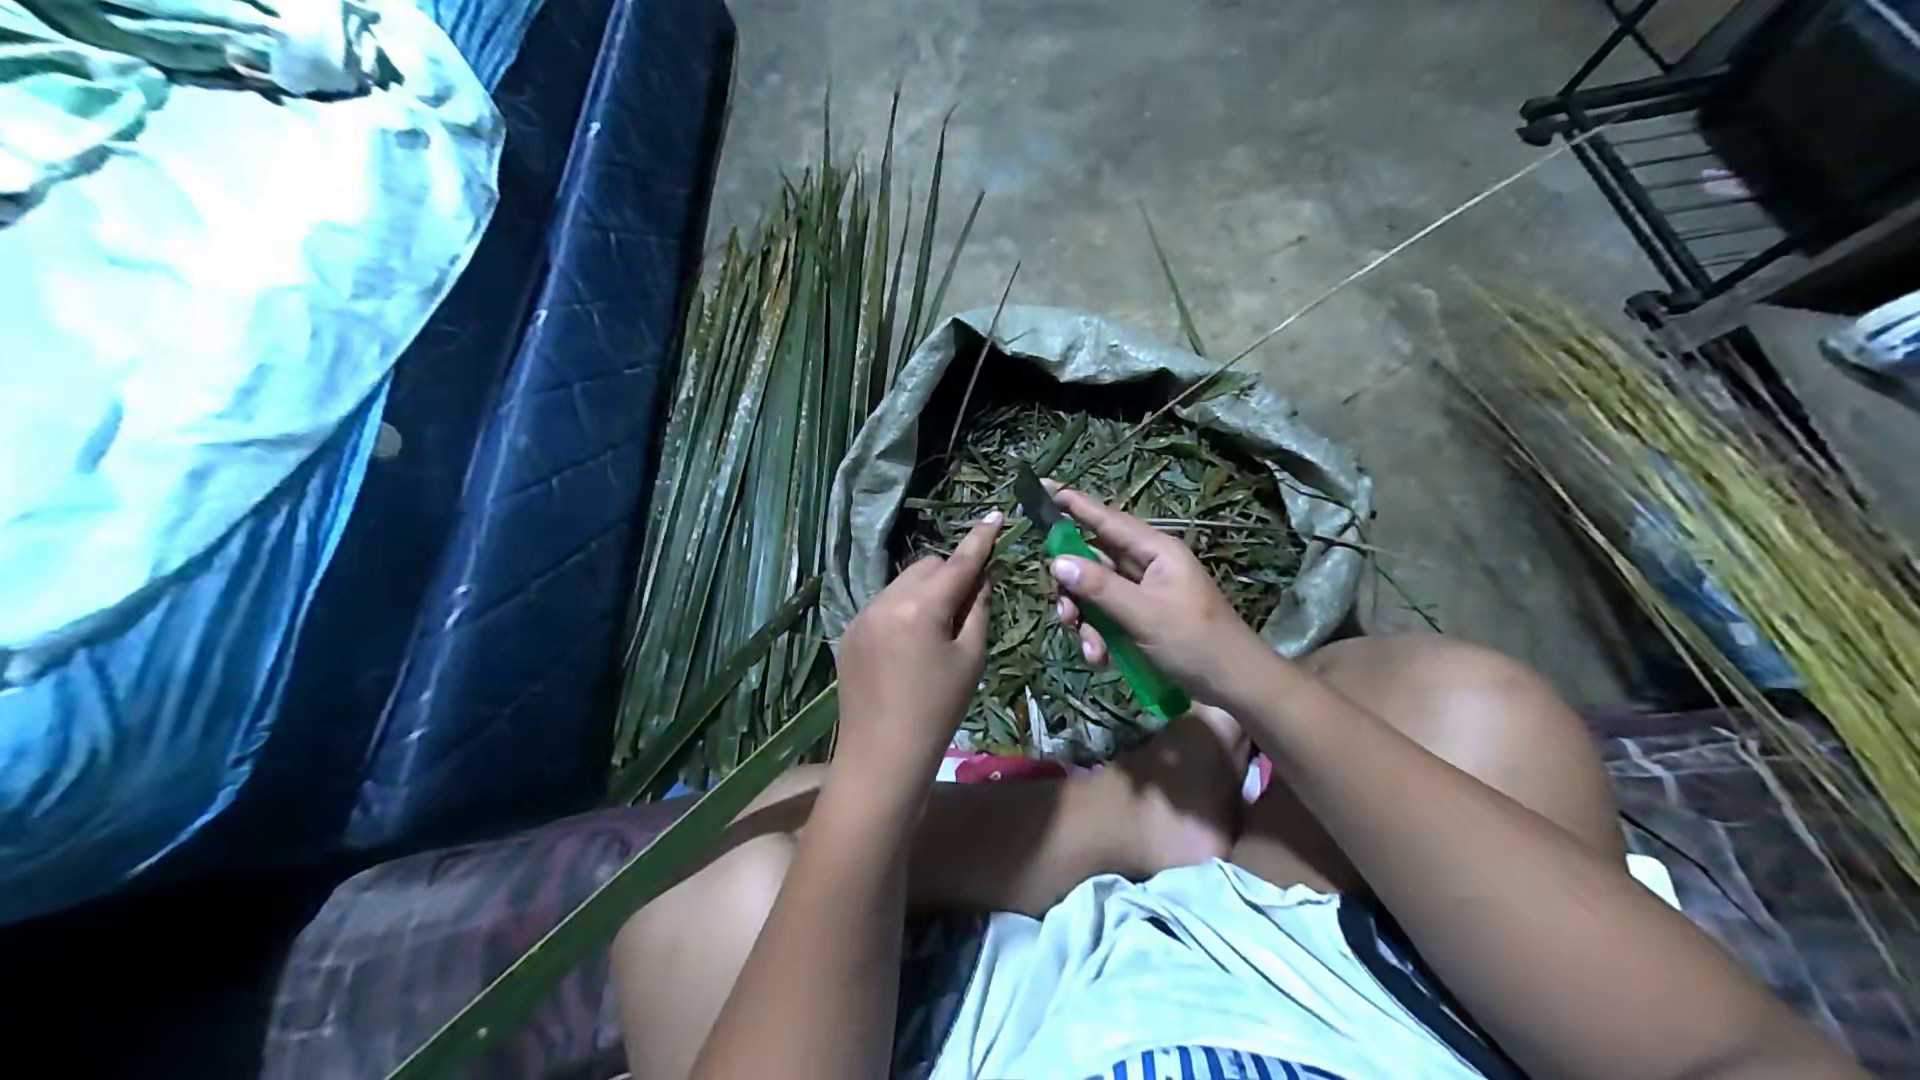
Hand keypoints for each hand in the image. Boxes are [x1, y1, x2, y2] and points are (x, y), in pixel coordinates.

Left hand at [834, 511, 1001, 785]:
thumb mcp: (970, 658)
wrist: (882, 755)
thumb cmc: (938, 709)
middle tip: (969, 602)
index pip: (959, 562)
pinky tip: (910, 643)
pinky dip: (904, 608)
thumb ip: (978, 609)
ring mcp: (862, 615)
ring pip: (903, 583)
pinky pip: (884, 604)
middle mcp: (886, 599)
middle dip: (951, 573)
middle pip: (927, 566)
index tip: (995, 515)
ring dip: (926, 590)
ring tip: (939, 627)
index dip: (980, 539)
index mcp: (921, 605)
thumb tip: (984, 576)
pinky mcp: (850, 632)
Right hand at [1046, 484, 1274, 705]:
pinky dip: (1098, 636)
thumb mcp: (1144, 615)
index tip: (1042, 488)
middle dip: (1073, 589)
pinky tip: (1101, 659)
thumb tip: (1057, 561)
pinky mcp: (1139, 618)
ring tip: (1092, 650)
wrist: (1234, 685)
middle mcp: (1146, 565)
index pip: (1106, 519)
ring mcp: (1142, 592)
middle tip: (1065, 614)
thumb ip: (1099, 587)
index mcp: (1155, 551)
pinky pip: (1105, 617)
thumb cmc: (1195, 642)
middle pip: (1092, 561)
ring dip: (1086, 620)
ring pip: (1094, 593)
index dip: (1073, 504)